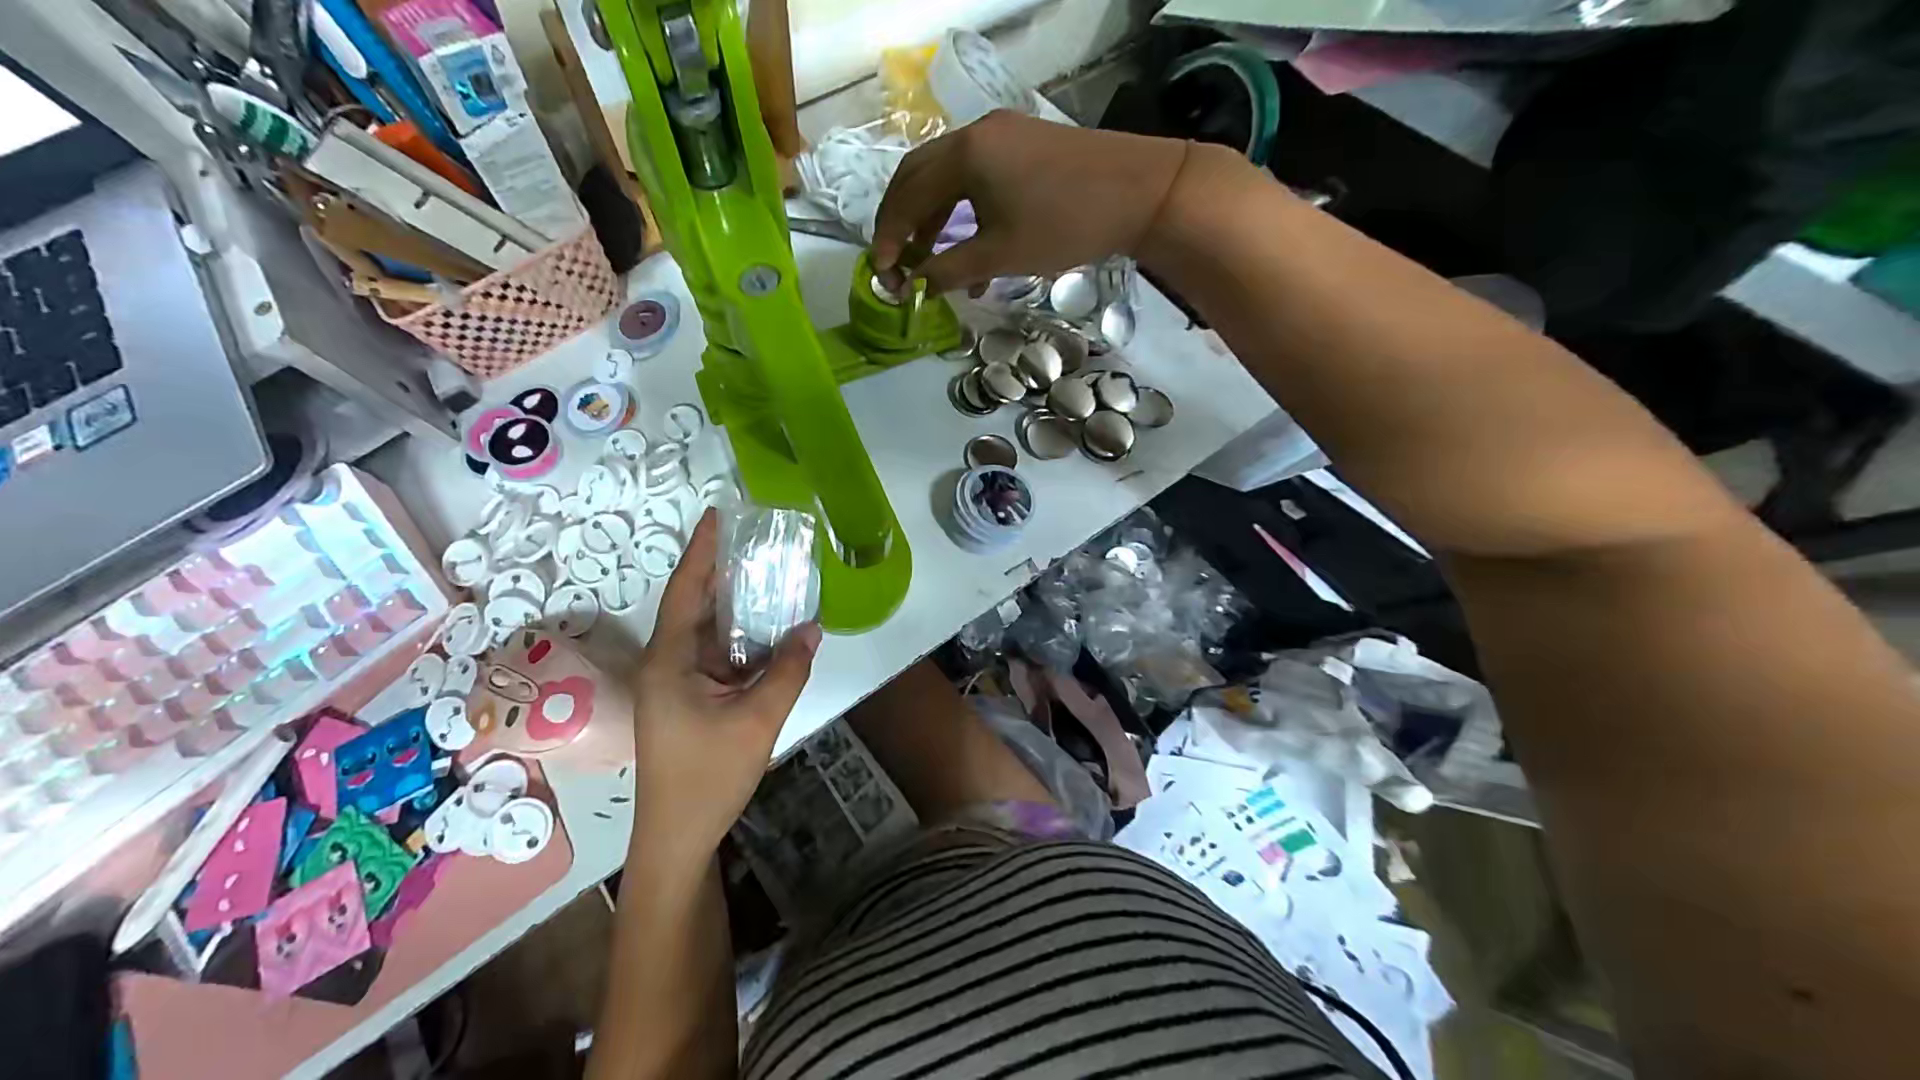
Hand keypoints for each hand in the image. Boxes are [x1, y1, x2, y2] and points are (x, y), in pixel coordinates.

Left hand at [627, 510, 820, 868]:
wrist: (678, 835)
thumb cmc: (708, 777)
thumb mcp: (756, 721)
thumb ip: (786, 671)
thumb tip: (812, 628)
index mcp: (670, 661)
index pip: (686, 591)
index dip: (702, 551)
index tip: (717, 514)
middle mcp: (669, 663)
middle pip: (696, 605)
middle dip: (723, 570)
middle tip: (756, 537)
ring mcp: (679, 682)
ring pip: (710, 631)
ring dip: (737, 605)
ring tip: (769, 571)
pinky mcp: (692, 699)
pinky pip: (719, 655)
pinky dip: (743, 638)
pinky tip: (769, 628)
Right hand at [871, 110, 1192, 293]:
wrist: (1142, 192)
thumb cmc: (1065, 225)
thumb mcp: (1001, 255)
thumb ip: (950, 270)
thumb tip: (916, 287)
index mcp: (964, 154)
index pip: (906, 195)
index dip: (888, 237)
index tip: (882, 274)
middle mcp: (976, 133)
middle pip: (919, 177)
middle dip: (903, 223)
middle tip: (896, 261)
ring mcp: (1004, 134)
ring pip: (949, 178)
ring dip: (934, 221)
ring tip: (932, 264)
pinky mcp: (1026, 144)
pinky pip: (978, 176)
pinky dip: (965, 211)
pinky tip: (971, 249)